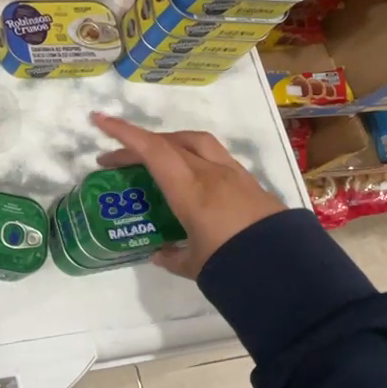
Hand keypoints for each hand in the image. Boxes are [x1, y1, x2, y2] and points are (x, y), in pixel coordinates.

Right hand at [91, 112, 285, 279]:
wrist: (287, 267)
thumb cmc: (233, 264)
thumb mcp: (195, 265)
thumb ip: (173, 256)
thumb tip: (158, 252)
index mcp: (190, 190)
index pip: (152, 151)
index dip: (124, 133)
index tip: (100, 120)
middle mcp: (210, 173)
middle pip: (169, 142)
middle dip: (138, 145)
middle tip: (117, 159)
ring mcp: (233, 174)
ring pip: (195, 142)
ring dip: (169, 142)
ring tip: (154, 157)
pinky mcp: (249, 181)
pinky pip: (214, 155)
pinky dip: (193, 155)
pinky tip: (190, 174)